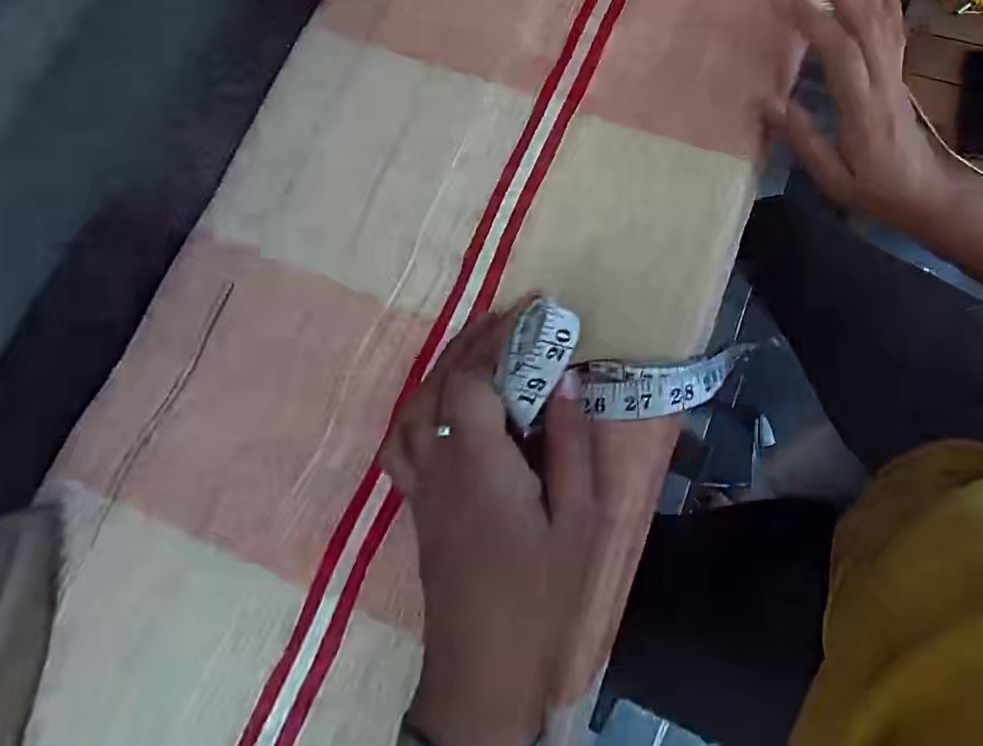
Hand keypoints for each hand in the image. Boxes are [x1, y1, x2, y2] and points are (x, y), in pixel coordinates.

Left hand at [379, 304, 600, 745]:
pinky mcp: (417, 507)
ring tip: (481, 341)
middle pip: (440, 384)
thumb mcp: (580, 522)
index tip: (536, 308)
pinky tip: (443, 400)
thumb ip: (572, 446)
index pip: (473, 380)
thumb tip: (568, 380)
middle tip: (514, 313)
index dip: (500, 336)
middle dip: (475, 338)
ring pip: (413, 408)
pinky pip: (402, 441)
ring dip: (444, 365)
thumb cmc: (543, 596)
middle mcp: (440, 468)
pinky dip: (420, 404)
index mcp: (481, 467)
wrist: (485, 673)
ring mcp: (421, 489)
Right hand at [772, 0, 963, 231]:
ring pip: (880, 19)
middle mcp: (883, 82)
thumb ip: (805, 141)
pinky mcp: (899, 76)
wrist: (929, 197)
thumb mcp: (835, 180)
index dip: (815, 20)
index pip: (840, 53)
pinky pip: (895, 33)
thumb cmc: (878, 192)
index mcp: (863, 108)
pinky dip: (888, 3)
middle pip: (862, 21)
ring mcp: (895, 76)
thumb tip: (769, 103)